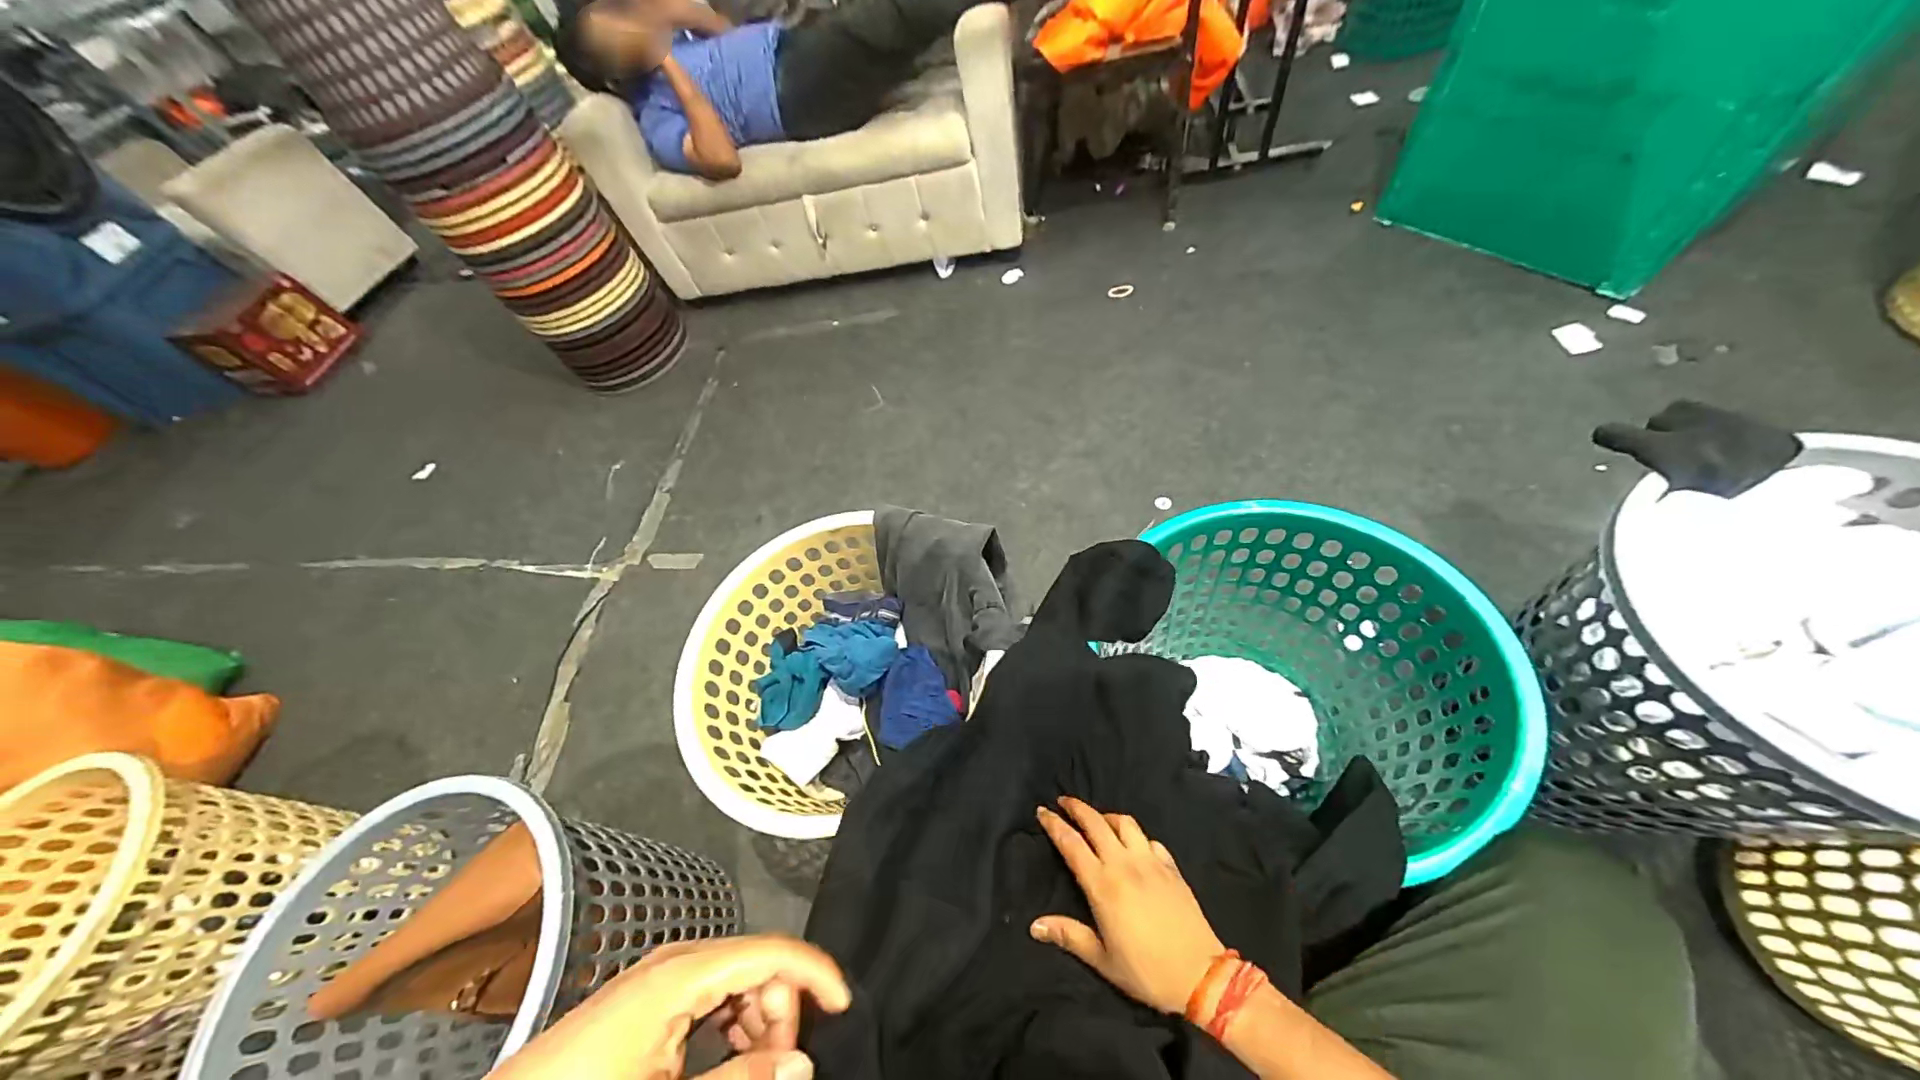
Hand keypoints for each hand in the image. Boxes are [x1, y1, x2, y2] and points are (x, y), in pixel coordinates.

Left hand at [487, 935, 849, 1079]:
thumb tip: (804, 1064)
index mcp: (684, 973)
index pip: (772, 951)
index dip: (816, 972)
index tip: (845, 1007)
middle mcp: (677, 959)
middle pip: (758, 961)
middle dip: (782, 1009)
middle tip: (779, 1067)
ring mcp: (660, 974)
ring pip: (737, 976)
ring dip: (758, 1019)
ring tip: (754, 1069)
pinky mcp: (649, 994)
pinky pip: (712, 991)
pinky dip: (731, 1022)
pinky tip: (727, 1060)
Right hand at [1031, 797, 1225, 1014]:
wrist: (1201, 975)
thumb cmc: (1146, 971)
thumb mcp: (1102, 959)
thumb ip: (1069, 936)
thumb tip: (1035, 926)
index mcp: (1103, 884)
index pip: (1071, 843)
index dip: (1054, 824)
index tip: (1042, 811)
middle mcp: (1125, 864)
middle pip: (1096, 823)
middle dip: (1077, 808)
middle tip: (1063, 801)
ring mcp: (1151, 863)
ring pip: (1126, 823)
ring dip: (1107, 816)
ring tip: (1098, 819)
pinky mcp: (1172, 868)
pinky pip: (1150, 840)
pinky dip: (1137, 835)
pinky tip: (1134, 844)